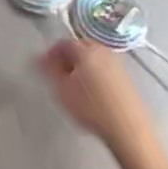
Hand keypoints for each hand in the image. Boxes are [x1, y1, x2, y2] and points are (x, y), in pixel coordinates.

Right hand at [39, 39, 155, 154]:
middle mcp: (103, 51)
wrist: (126, 124)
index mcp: (86, 51)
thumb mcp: (62, 90)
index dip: (50, 53)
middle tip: (57, 74)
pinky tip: (91, 90)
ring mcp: (117, 62)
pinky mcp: (125, 75)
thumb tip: (41, 59)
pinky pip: (104, 67)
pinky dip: (94, 72)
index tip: (43, 66)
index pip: (63, 43)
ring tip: (73, 83)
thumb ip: (50, 70)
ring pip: (93, 57)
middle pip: (80, 47)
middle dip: (66, 57)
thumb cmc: (90, 107)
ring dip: (81, 65)